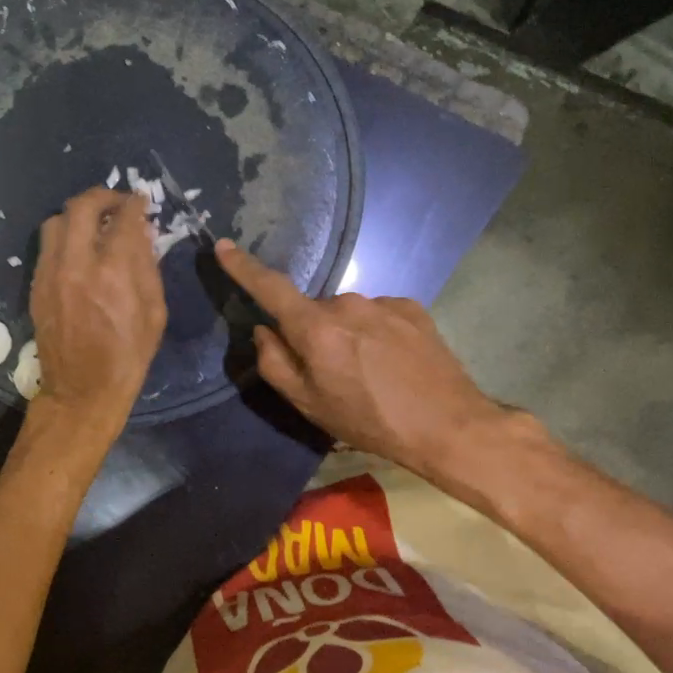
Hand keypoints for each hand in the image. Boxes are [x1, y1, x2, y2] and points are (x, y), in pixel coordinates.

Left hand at [29, 189, 167, 434]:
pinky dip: (63, 238)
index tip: (140, 202)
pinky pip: (46, 248)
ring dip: (77, 215)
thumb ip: (148, 266)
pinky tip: (78, 250)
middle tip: (116, 203)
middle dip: (102, 196)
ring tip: (94, 224)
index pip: (123, 218)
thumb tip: (142, 232)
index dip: (135, 204)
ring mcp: (50, 274)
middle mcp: (76, 265)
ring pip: (56, 222)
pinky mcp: (36, 286)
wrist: (81, 389)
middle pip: (81, 207)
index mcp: (113, 272)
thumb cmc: (127, 355)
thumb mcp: (154, 311)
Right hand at [215, 239, 507, 477]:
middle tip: (328, 374)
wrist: (449, 426)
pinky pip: (376, 315)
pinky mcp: (411, 308)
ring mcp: (382, 304)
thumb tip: (265, 331)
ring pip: (345, 314)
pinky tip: (391, 363)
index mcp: (315, 329)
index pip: (270, 288)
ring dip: (345, 335)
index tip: (223, 245)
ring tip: (367, 373)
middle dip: (310, 333)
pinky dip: (373, 334)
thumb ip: (274, 363)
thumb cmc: (368, 421)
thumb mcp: (307, 403)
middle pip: (311, 311)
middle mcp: (346, 305)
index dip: (243, 267)